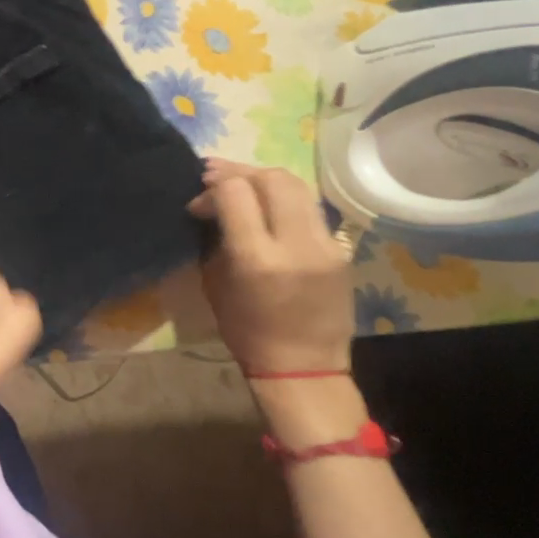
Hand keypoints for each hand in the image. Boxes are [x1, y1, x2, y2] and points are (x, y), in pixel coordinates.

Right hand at [187, 159, 354, 374]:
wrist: (303, 364)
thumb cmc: (245, 330)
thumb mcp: (215, 281)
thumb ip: (216, 237)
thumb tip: (210, 206)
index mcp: (257, 258)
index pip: (236, 192)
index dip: (211, 188)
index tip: (197, 204)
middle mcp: (297, 245)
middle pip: (273, 179)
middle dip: (240, 173)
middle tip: (216, 180)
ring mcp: (326, 246)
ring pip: (298, 187)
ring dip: (265, 181)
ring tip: (241, 186)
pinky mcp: (341, 250)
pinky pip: (310, 209)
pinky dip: (284, 200)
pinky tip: (267, 209)